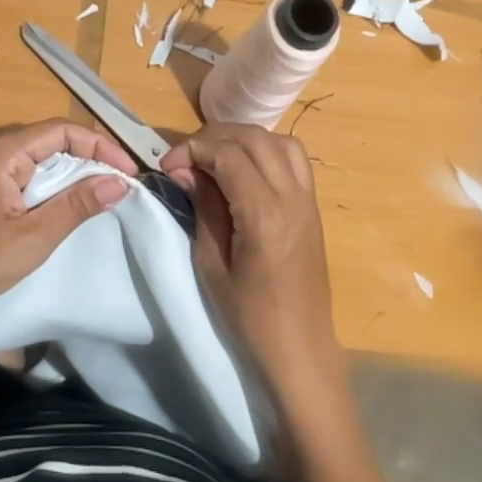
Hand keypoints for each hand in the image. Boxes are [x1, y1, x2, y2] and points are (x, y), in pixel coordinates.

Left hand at [0, 119, 135, 328]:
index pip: (61, 131)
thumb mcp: (33, 237)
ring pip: (35, 157)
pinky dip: (47, 184)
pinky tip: (63, 204)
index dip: (100, 146)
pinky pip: (20, 172)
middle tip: (118, 184)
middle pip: (49, 139)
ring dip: (68, 172)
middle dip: (88, 158)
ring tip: (99, 194)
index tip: (128, 172)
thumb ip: (77, 205)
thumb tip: (120, 182)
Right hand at [161, 124, 343, 388]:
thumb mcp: (211, 265)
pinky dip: (267, 151)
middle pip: (255, 138)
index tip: (167, 166)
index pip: (228, 154)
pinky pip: (295, 160)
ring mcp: (309, 200)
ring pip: (280, 141)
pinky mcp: (314, 208)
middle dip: (215, 137)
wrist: (299, 345)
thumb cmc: (248, 316)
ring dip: (244, 139)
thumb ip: (203, 209)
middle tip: (185, 157)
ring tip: (214, 158)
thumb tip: (187, 170)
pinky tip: (243, 170)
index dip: (193, 149)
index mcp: (264, 215)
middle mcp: (292, 197)